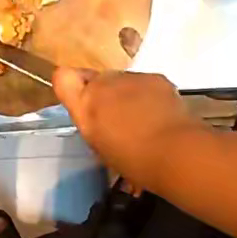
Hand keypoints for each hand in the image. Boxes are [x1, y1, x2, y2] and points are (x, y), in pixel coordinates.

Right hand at [54, 68, 202, 181]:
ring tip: (144, 121)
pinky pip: (145, 83)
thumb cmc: (131, 159)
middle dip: (105, 95)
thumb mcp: (101, 145)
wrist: (173, 151)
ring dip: (128, 95)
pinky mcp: (155, 77)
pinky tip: (160, 116)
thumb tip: (101, 116)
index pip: (63, 77)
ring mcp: (130, 77)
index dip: (72, 85)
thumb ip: (94, 124)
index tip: (83, 100)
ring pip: (123, 81)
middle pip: (97, 80)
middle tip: (119, 120)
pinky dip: (150, 95)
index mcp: (85, 105)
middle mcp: (103, 84)